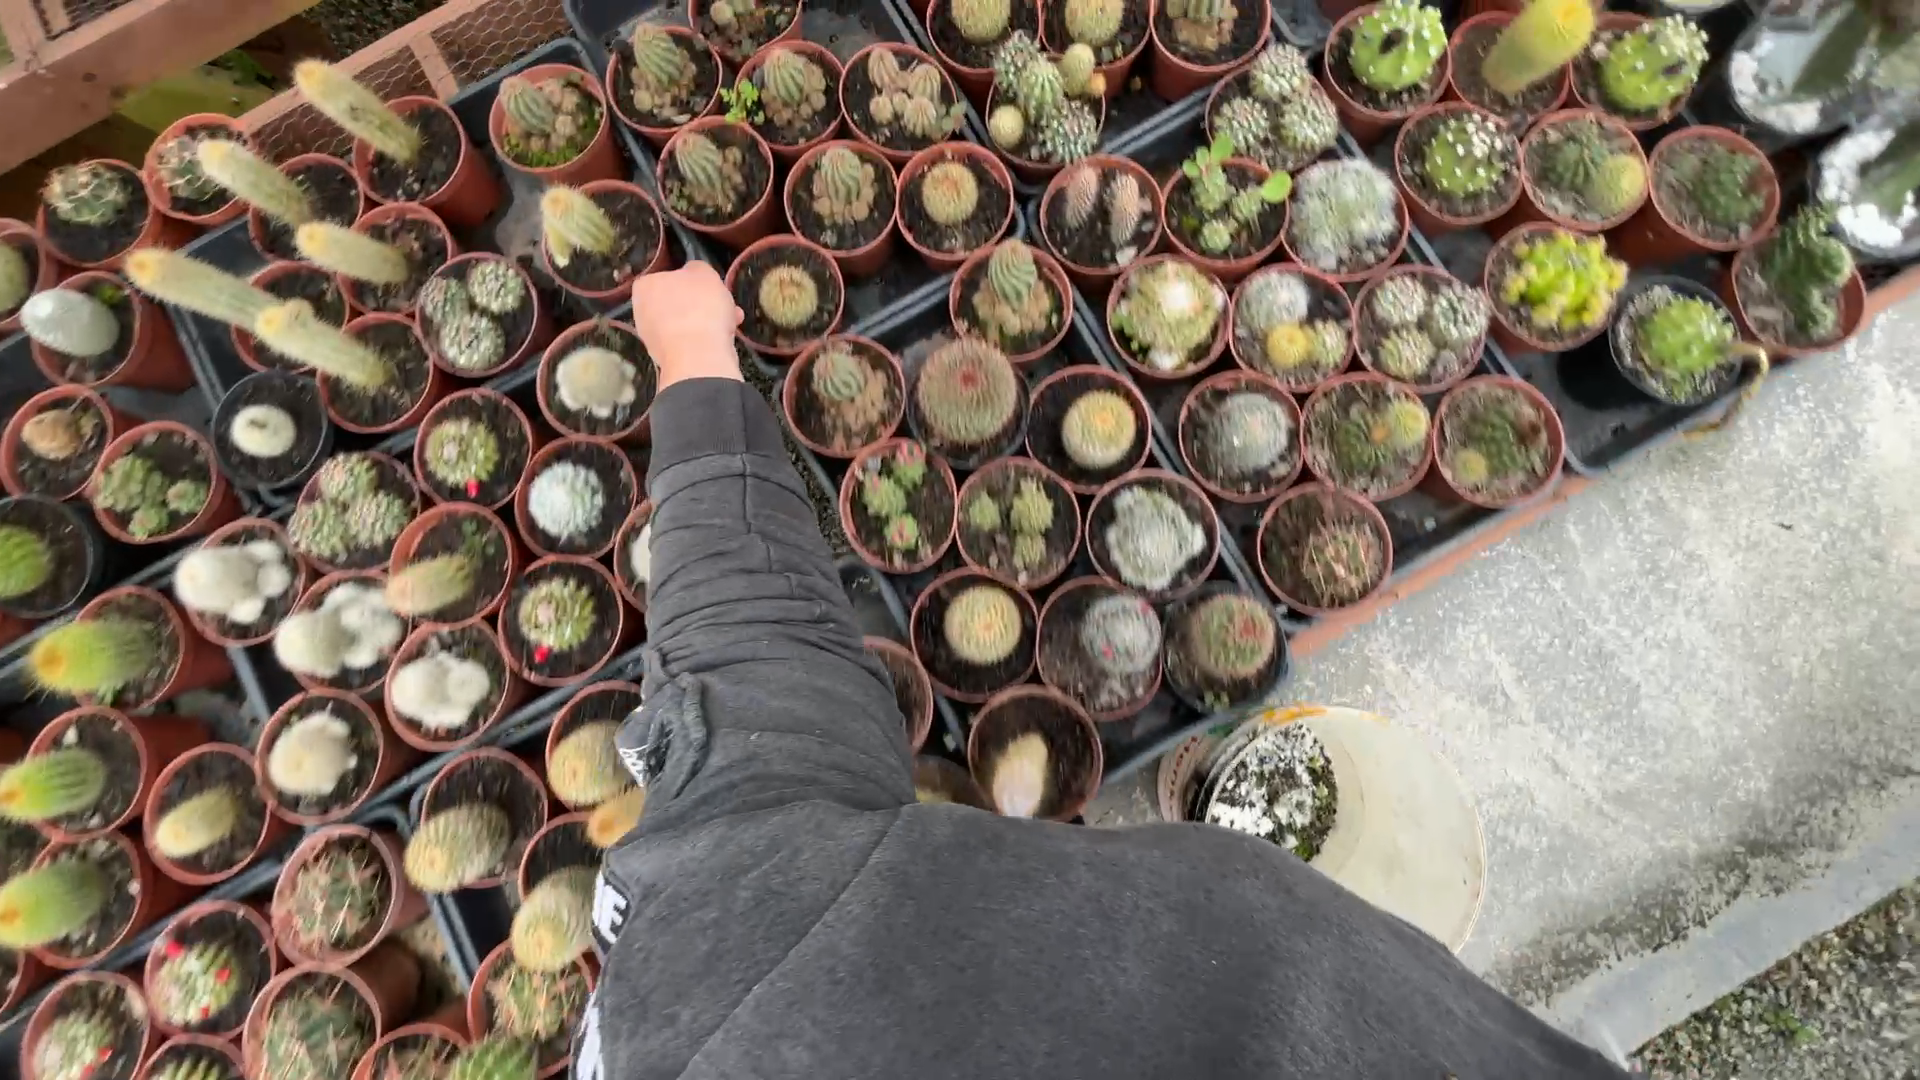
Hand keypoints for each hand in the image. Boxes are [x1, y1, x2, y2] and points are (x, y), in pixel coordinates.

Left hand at [631, 262, 743, 386]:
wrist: (700, 357)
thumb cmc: (699, 307)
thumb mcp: (704, 272)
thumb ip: (697, 268)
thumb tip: (694, 273)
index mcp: (644, 286)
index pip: (669, 277)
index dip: (693, 281)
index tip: (711, 287)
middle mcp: (642, 312)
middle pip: (680, 303)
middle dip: (705, 304)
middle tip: (724, 306)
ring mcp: (654, 339)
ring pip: (688, 324)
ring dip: (710, 322)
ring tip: (732, 323)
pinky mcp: (670, 359)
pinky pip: (691, 344)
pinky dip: (706, 341)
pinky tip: (724, 340)